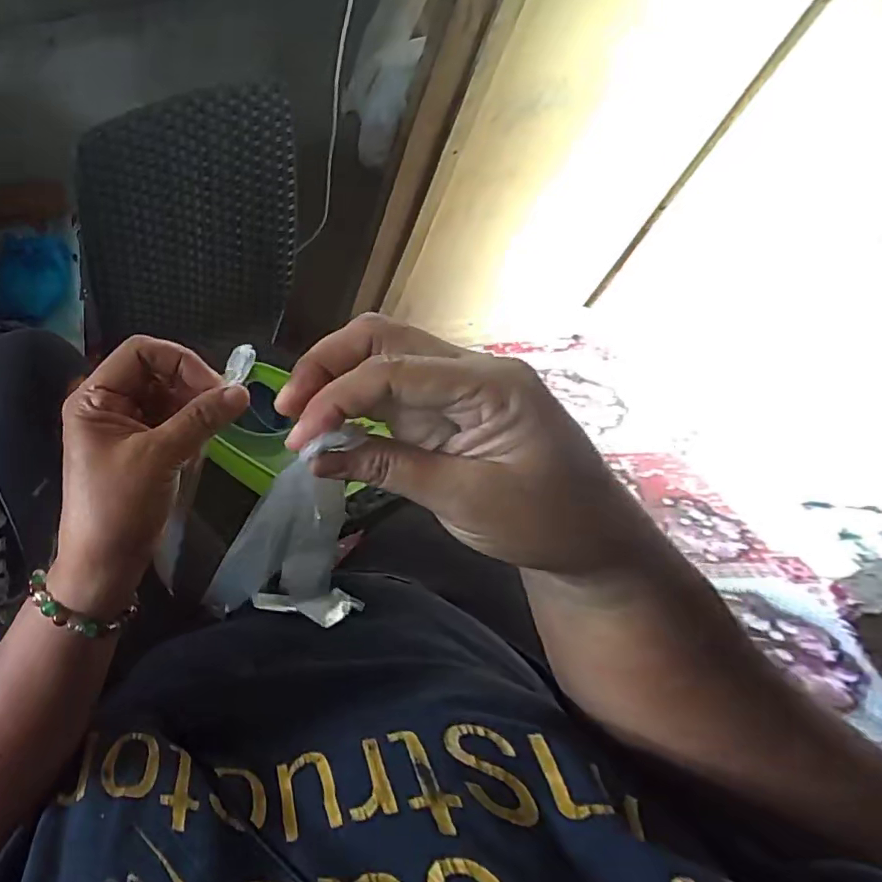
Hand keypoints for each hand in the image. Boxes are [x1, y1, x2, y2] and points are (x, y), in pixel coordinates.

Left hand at [50, 336, 248, 613]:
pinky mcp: (137, 448)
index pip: (139, 351)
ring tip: (214, 429)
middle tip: (224, 408)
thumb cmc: (119, 508)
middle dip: (191, 384)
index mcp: (93, 397)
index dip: (180, 360)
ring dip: (193, 407)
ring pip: (166, 397)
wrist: (103, 565)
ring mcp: (121, 427)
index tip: (215, 386)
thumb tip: (242, 391)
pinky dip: (189, 427)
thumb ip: (200, 419)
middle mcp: (104, 404)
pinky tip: (202, 444)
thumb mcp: (160, 457)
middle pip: (155, 371)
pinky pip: (168, 422)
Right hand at [276, 314, 663, 577]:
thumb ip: (386, 468)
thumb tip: (315, 459)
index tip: (298, 440)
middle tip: (287, 408)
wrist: (594, 543)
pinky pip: (382, 388)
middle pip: (379, 337)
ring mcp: (452, 387)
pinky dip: (346, 401)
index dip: (333, 399)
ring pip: (376, 354)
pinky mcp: (438, 408)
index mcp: (488, 384)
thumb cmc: (544, 522)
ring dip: (329, 378)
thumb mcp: (464, 499)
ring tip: (297, 416)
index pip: (390, 370)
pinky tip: (325, 426)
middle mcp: (467, 370)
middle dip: (323, 365)